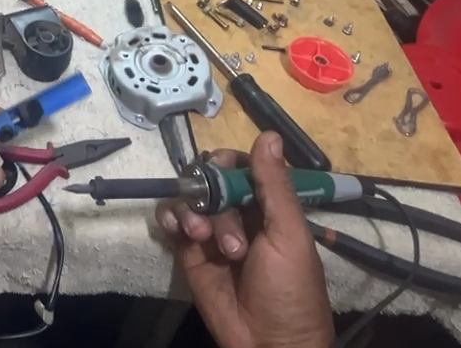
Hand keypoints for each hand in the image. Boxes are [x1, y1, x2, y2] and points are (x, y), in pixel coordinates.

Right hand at [157, 133, 333, 347]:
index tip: (222, 167)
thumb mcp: (290, 238)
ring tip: (201, 237)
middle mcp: (238, 216)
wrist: (268, 347)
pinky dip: (169, 216)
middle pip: (211, 180)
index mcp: (269, 210)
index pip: (242, 167)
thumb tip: (270, 134)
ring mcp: (211, 232)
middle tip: (220, 223)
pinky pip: (170, 218)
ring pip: (190, 198)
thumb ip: (274, 187)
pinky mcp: (188, 249)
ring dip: (192, 211)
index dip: (229, 163)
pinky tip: (177, 228)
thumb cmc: (291, 292)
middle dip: (211, 196)